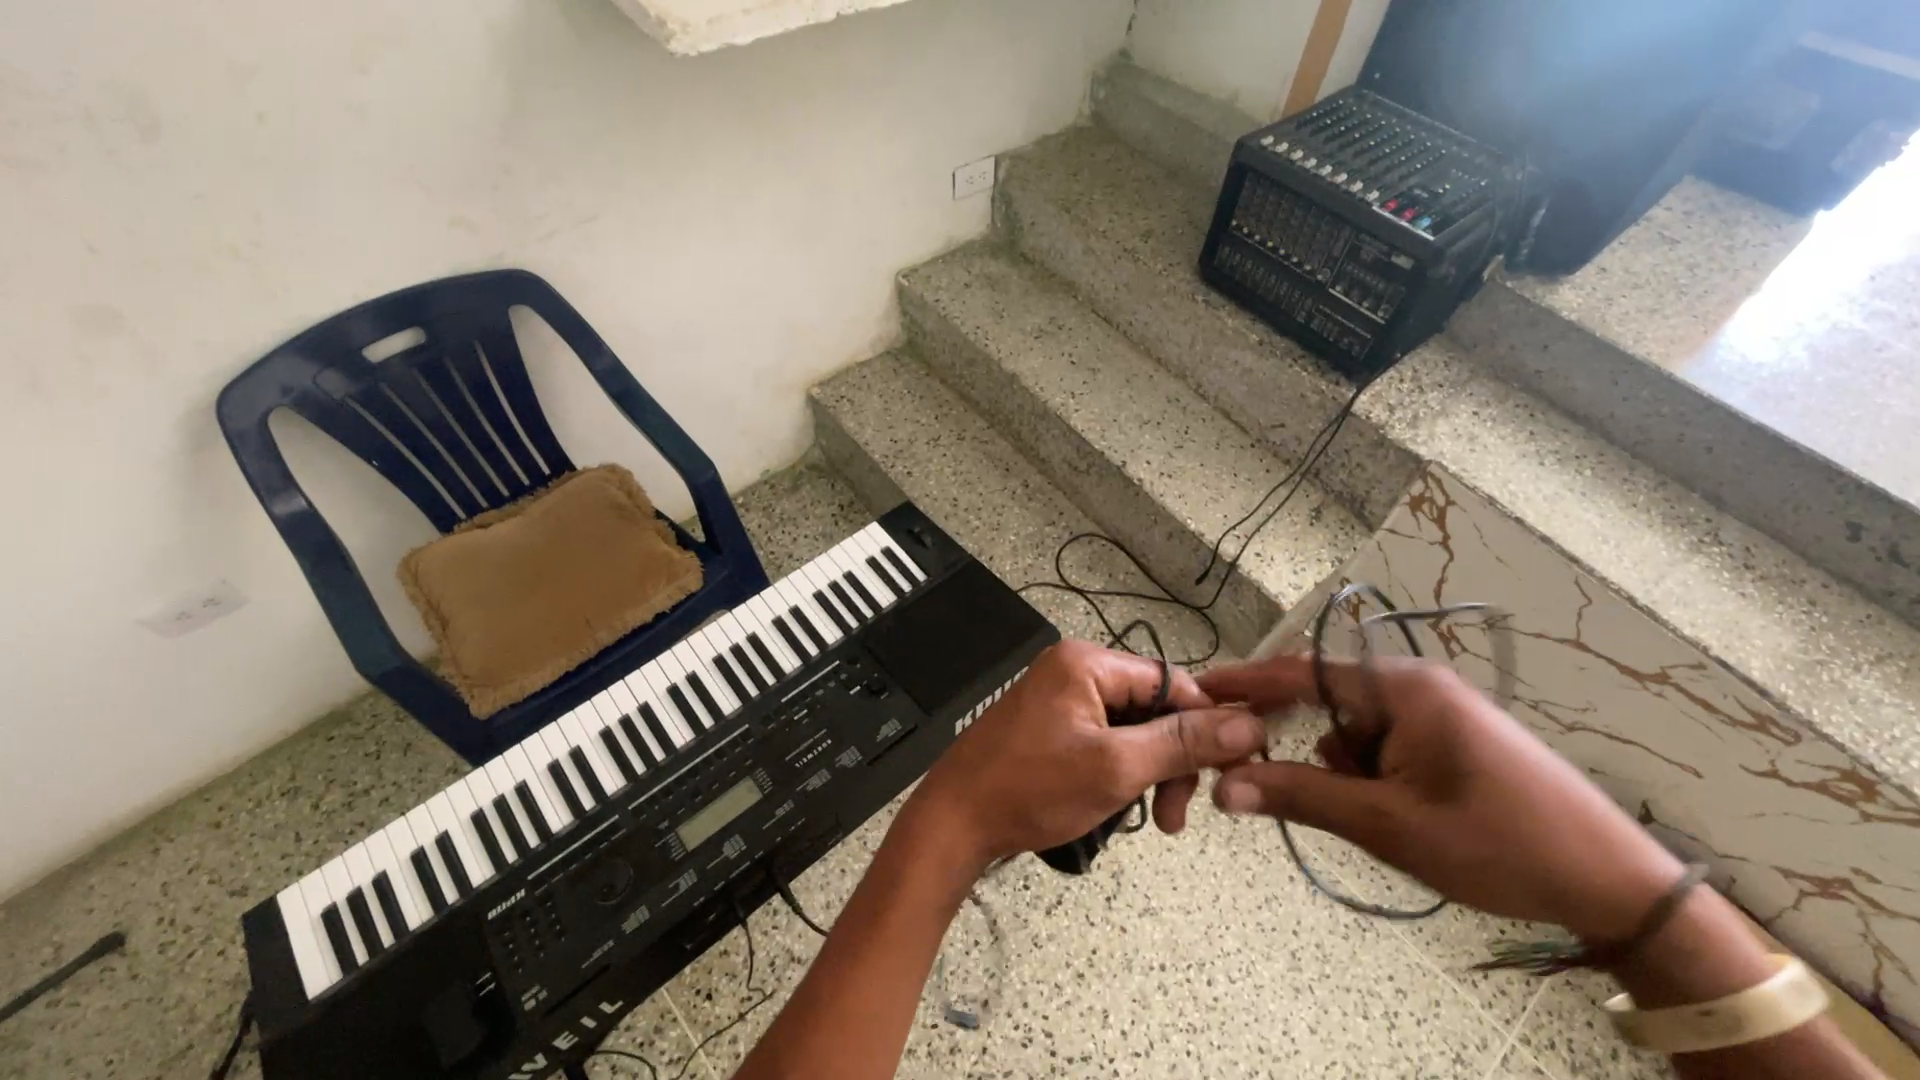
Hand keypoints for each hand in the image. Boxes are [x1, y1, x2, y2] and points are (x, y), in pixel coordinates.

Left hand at [907, 640, 1267, 865]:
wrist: (954, 823)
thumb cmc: (1030, 789)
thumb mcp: (1116, 768)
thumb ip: (1183, 744)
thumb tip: (1249, 724)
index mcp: (1088, 663)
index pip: (1173, 682)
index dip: (1206, 725)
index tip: (1227, 773)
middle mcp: (1075, 670)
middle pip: (1154, 708)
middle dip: (1172, 761)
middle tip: (1174, 815)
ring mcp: (1060, 699)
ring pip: (1132, 730)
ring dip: (1149, 773)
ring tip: (1152, 820)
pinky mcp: (1051, 728)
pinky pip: (1105, 742)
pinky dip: (1121, 774)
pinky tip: (1119, 807)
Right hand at [1199, 654, 1685, 941]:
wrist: (1615, 884)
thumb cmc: (1499, 844)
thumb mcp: (1387, 824)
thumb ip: (1300, 796)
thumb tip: (1223, 788)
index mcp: (1401, 688)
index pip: (1299, 672)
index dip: (1243, 683)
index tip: (1195, 691)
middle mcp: (1415, 686)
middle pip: (1322, 700)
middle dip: (1294, 741)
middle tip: (1253, 772)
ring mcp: (1436, 711)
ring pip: (1351, 730)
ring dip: (1338, 768)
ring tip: (1369, 817)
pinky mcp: (1449, 739)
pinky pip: (1381, 745)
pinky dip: (1368, 775)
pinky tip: (1392, 815)